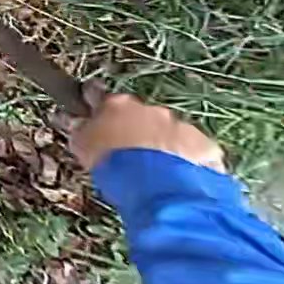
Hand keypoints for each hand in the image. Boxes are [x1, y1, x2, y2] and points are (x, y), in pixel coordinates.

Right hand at [70, 91, 226, 172]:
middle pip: (140, 116)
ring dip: (162, 144)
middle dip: (135, 129)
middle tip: (126, 151)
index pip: (101, 97)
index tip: (95, 122)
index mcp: (116, 103)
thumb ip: (79, 128)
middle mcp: (150, 109)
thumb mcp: (80, 144)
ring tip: (153, 168)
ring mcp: (182, 127)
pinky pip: (196, 151)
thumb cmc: (111, 161)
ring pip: (169, 132)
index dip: (98, 110)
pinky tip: (178, 176)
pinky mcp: (208, 147)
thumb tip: (75, 122)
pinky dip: (188, 160)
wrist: (158, 186)